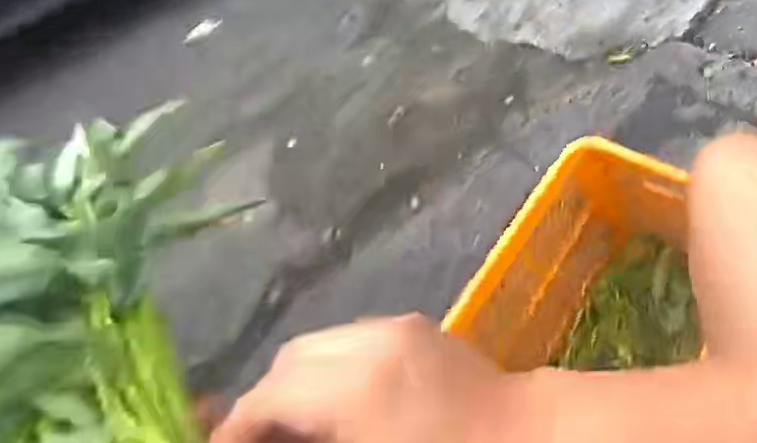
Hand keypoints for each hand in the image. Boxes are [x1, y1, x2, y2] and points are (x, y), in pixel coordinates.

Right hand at [211, 315, 514, 442]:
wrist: (520, 435)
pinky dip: (335, 367)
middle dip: (267, 404)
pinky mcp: (419, 325)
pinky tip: (344, 409)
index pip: (270, 393)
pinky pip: (357, 338)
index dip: (236, 431)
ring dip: (301, 383)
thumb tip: (265, 435)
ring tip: (302, 432)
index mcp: (357, 382)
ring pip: (324, 342)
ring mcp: (400, 325)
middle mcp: (375, 338)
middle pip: (292, 357)